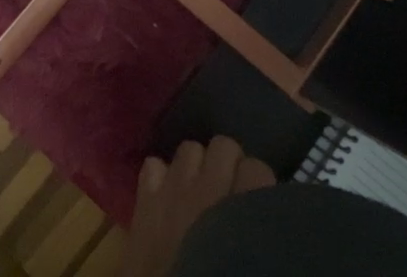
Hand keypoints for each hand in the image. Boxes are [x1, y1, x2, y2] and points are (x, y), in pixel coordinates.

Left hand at [119, 137, 276, 276]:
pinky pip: (153, 164)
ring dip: (197, 164)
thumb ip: (257, 227)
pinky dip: (161, 175)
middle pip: (224, 146)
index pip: (257, 167)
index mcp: (244, 209)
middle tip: (230, 187)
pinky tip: (167, 194)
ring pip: (189, 148)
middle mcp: (210, 190)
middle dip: (229, 162)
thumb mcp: (253, 260)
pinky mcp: (144, 197)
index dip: (258, 180)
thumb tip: (261, 212)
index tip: (257, 195)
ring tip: (200, 187)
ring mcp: (174, 188)